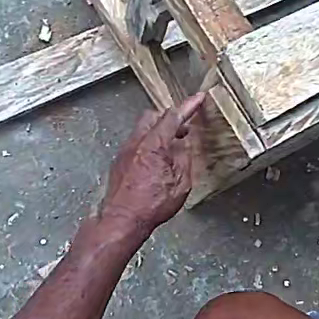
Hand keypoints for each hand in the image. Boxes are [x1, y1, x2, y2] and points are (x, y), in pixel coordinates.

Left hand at [98, 92, 207, 235]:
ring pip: (143, 130)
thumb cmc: (150, 205)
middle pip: (153, 117)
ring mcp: (125, 151)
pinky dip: (150, 145)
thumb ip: (184, 159)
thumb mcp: (181, 183)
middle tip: (184, 129)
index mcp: (154, 145)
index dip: (188, 106)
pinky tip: (158, 161)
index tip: (198, 98)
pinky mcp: (119, 161)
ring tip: (173, 148)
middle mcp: (136, 143)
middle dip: (170, 119)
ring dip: (159, 133)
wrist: (122, 219)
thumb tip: (183, 146)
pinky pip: (137, 144)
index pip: (173, 117)